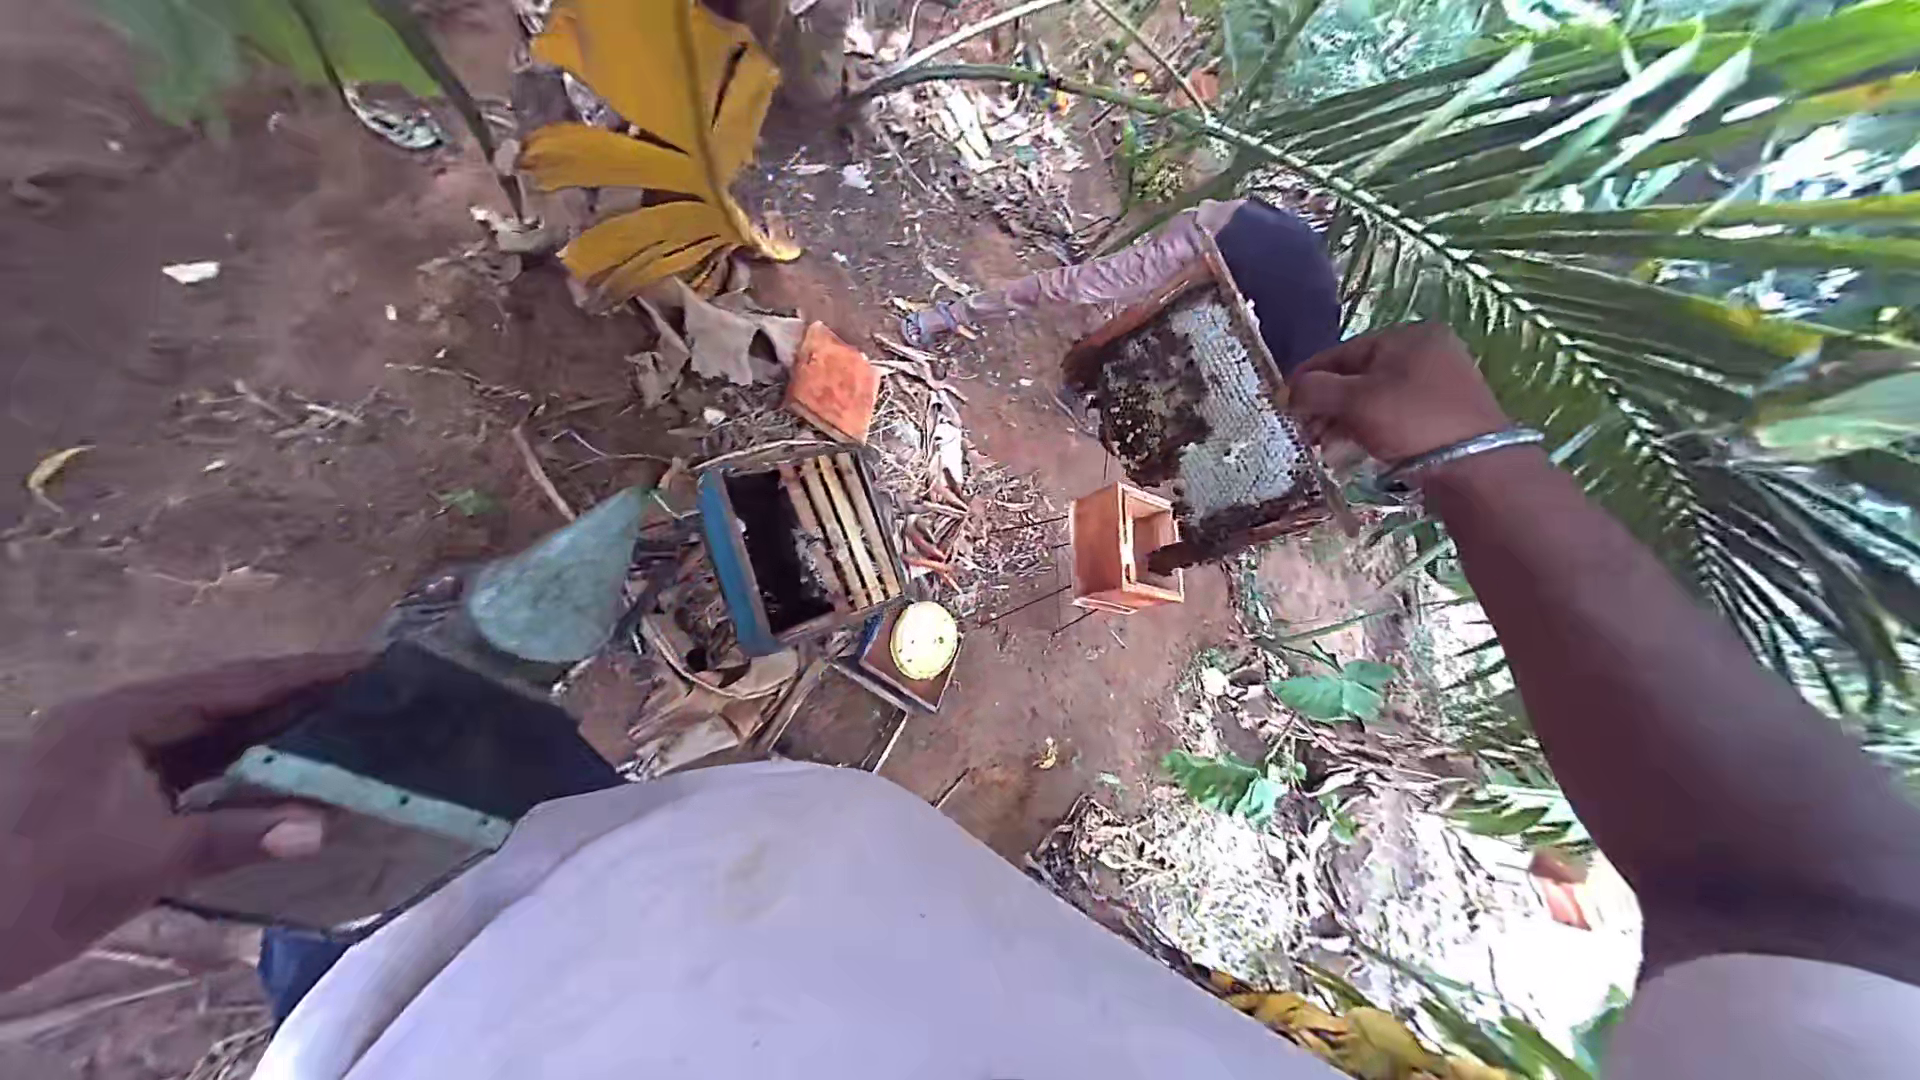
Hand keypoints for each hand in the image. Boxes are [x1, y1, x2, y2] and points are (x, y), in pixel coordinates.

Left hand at [0, 654, 363, 990]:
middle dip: (316, 694)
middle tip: (388, 690)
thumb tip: (324, 830)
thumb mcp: (135, 866)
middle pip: (244, 696)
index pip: (245, 682)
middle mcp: (129, 723)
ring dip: (297, 724)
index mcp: (125, 719)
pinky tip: (313, 761)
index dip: (318, 672)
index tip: (382, 664)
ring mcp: (127, 753)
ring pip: (234, 726)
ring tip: (366, 718)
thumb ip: (235, 839)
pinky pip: (218, 756)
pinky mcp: (132, 783)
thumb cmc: (22, 892)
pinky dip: (269, 755)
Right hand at [1288, 322, 1510, 464]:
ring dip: (1338, 420)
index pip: (1338, 353)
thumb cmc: (1409, 420)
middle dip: (1322, 405)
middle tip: (1302, 431)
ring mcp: (1434, 381)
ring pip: (1367, 397)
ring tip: (1320, 445)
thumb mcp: (1353, 400)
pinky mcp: (1438, 410)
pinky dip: (1361, 427)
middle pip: (1352, 376)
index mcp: (1405, 337)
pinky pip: (1386, 412)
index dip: (1305, 378)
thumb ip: (1313, 390)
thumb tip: (1285, 392)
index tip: (1282, 404)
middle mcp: (1423, 351)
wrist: (1473, 464)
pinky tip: (1345, 448)